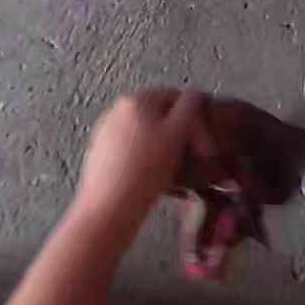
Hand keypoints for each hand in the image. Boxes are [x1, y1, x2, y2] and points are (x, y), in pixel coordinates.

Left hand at [73, 90, 202, 225]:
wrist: (109, 210)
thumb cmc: (145, 171)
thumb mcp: (176, 134)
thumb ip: (190, 107)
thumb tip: (197, 94)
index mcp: (134, 100)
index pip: (173, 96)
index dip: (194, 115)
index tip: (203, 136)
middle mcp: (116, 112)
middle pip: (158, 117)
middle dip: (178, 134)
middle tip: (192, 155)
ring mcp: (106, 135)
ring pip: (145, 136)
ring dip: (164, 150)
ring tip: (176, 173)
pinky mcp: (101, 158)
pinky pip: (132, 153)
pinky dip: (147, 162)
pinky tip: (156, 182)